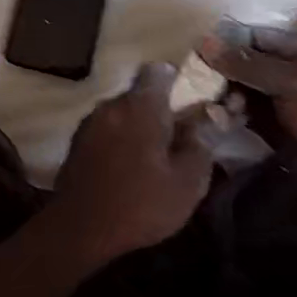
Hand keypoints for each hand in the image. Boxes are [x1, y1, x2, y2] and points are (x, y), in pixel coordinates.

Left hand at [44, 63, 212, 261]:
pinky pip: (109, 125)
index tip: (197, 97)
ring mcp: (90, 121)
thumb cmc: (142, 203)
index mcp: (138, 108)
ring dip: (143, 121)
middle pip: (140, 91)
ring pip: (124, 109)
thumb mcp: (188, 179)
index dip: (179, 79)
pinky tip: (137, 158)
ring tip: (164, 148)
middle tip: (188, 129)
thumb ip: (202, 140)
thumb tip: (217, 111)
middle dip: (164, 105)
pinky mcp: (79, 138)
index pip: (157, 72)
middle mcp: (110, 105)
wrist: (82, 224)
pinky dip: (125, 133)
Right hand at [199, 25, 296, 198]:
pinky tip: (218, 121)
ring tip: (213, 109)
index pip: (252, 36)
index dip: (224, 42)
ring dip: (220, 97)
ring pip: (236, 89)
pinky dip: (226, 116)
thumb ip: (249, 63)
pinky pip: (239, 114)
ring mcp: (281, 101)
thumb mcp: (296, 84)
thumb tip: (203, 42)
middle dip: (218, 73)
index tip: (194, 53)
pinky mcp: (272, 127)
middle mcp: (290, 72)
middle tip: (200, 86)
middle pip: (240, 63)